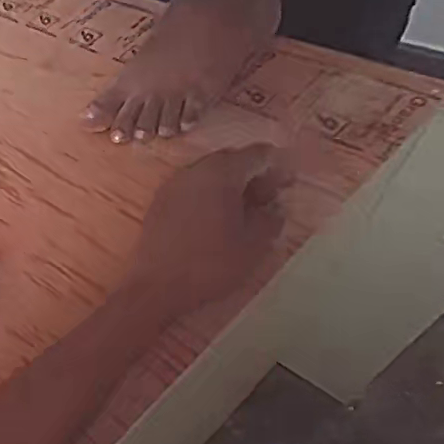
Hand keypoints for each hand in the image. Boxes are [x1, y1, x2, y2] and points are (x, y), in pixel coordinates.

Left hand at [117, 146, 293, 322]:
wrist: (155, 288)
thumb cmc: (210, 264)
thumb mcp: (255, 243)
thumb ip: (271, 217)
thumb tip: (273, 207)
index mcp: (219, 172)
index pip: (258, 154)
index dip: (278, 168)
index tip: (288, 187)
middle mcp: (192, 171)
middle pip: (231, 161)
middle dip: (253, 176)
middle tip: (268, 200)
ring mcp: (170, 187)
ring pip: (208, 176)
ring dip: (229, 187)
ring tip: (244, 213)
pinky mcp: (157, 206)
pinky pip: (190, 191)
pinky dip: (208, 198)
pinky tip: (216, 221)